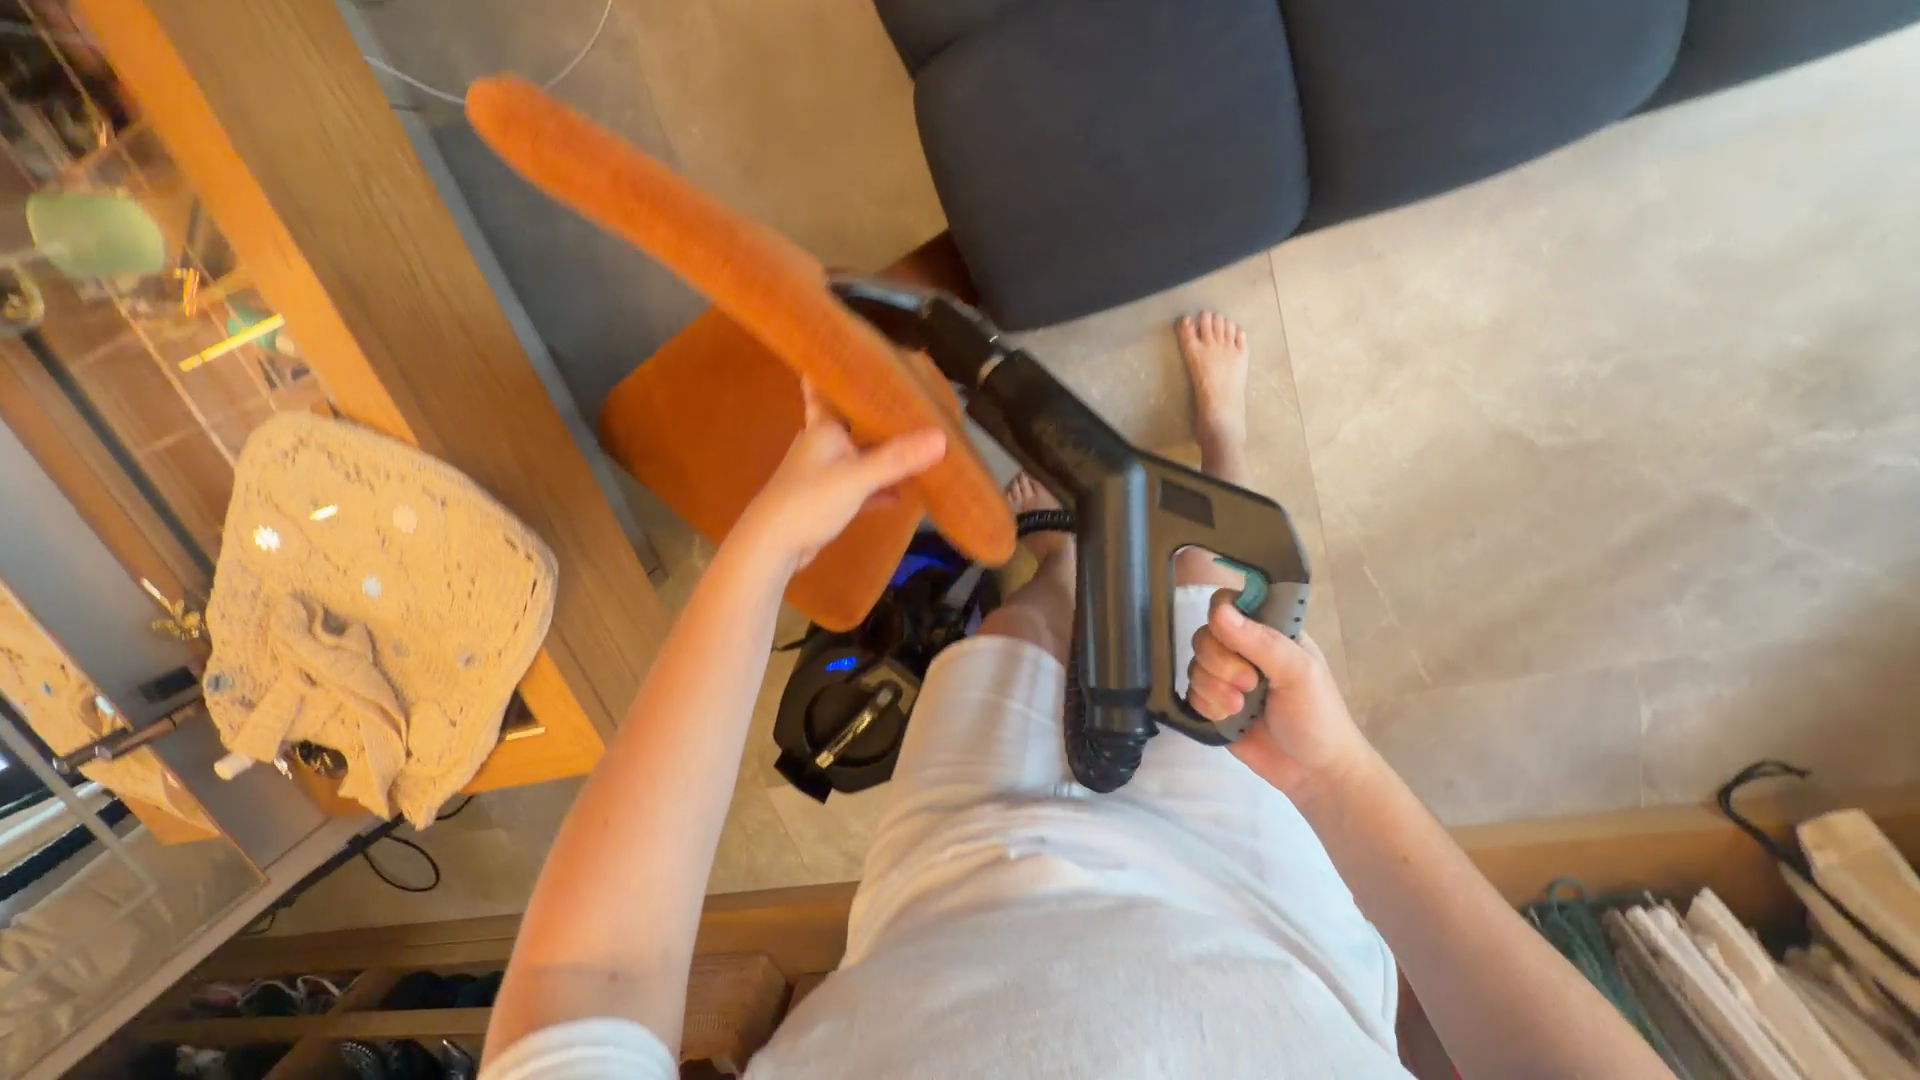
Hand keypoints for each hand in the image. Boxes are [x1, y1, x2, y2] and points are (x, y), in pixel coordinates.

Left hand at [734, 384, 946, 574]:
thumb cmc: (809, 501)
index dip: (837, 369)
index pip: (825, 387)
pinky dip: (879, 488)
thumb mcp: (856, 478)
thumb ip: (897, 459)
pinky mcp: (828, 500)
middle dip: (877, 413)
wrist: (773, 546)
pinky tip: (902, 493)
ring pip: (859, 455)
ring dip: (883, 452)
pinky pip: (861, 487)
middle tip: (910, 400)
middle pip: (853, 421)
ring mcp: (825, 473)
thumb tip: (942, 437)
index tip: (856, 352)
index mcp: (823, 427)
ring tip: (917, 442)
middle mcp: (823, 444)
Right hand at [1186, 593, 1375, 806]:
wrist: (1313, 774)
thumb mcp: (1299, 674)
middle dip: (1220, 663)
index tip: (1231, 637)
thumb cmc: (1318, 717)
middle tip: (1249, 684)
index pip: (1230, 604)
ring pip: (1195, 666)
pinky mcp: (1214, 705)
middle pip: (1205, 636)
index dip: (1223, 616)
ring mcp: (1227, 678)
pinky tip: (1230, 718)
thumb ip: (1260, 642)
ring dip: (1214, 688)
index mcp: (1270, 632)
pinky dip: (1207, 706)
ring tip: (1242, 708)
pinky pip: (1191, 694)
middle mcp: (1244, 650)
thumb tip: (1219, 612)